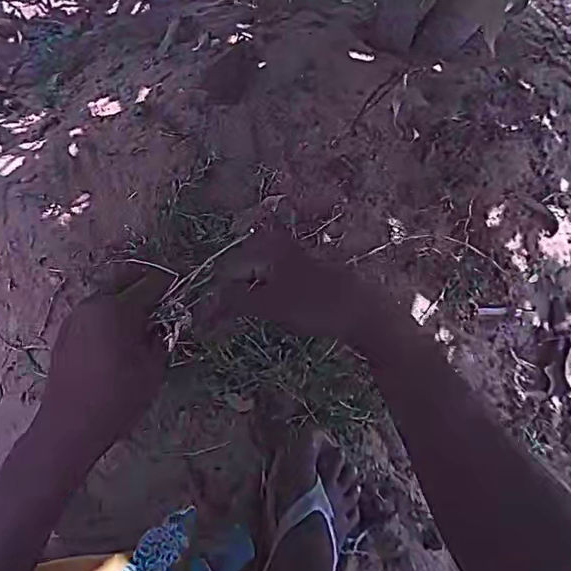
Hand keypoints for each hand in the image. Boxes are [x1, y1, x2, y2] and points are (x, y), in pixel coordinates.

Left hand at [33, 269, 168, 456]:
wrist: (69, 424)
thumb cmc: (116, 397)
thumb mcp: (151, 369)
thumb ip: (160, 339)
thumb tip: (161, 326)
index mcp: (116, 308)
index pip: (148, 285)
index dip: (167, 286)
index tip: (179, 291)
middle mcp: (92, 304)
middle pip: (122, 283)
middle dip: (143, 286)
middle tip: (161, 300)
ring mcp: (75, 317)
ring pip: (104, 297)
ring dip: (123, 301)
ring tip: (140, 320)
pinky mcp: (65, 332)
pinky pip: (92, 314)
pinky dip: (107, 315)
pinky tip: (117, 335)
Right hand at [204, 227, 391, 345]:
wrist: (366, 314)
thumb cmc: (316, 306)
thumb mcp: (270, 305)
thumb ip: (236, 300)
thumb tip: (210, 299)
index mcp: (265, 247)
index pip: (226, 270)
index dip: (213, 297)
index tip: (204, 323)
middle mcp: (275, 245)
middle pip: (238, 271)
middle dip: (225, 297)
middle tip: (214, 325)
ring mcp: (289, 257)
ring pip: (253, 277)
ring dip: (241, 299)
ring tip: (232, 322)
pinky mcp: (301, 271)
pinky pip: (269, 281)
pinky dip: (258, 297)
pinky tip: (260, 312)